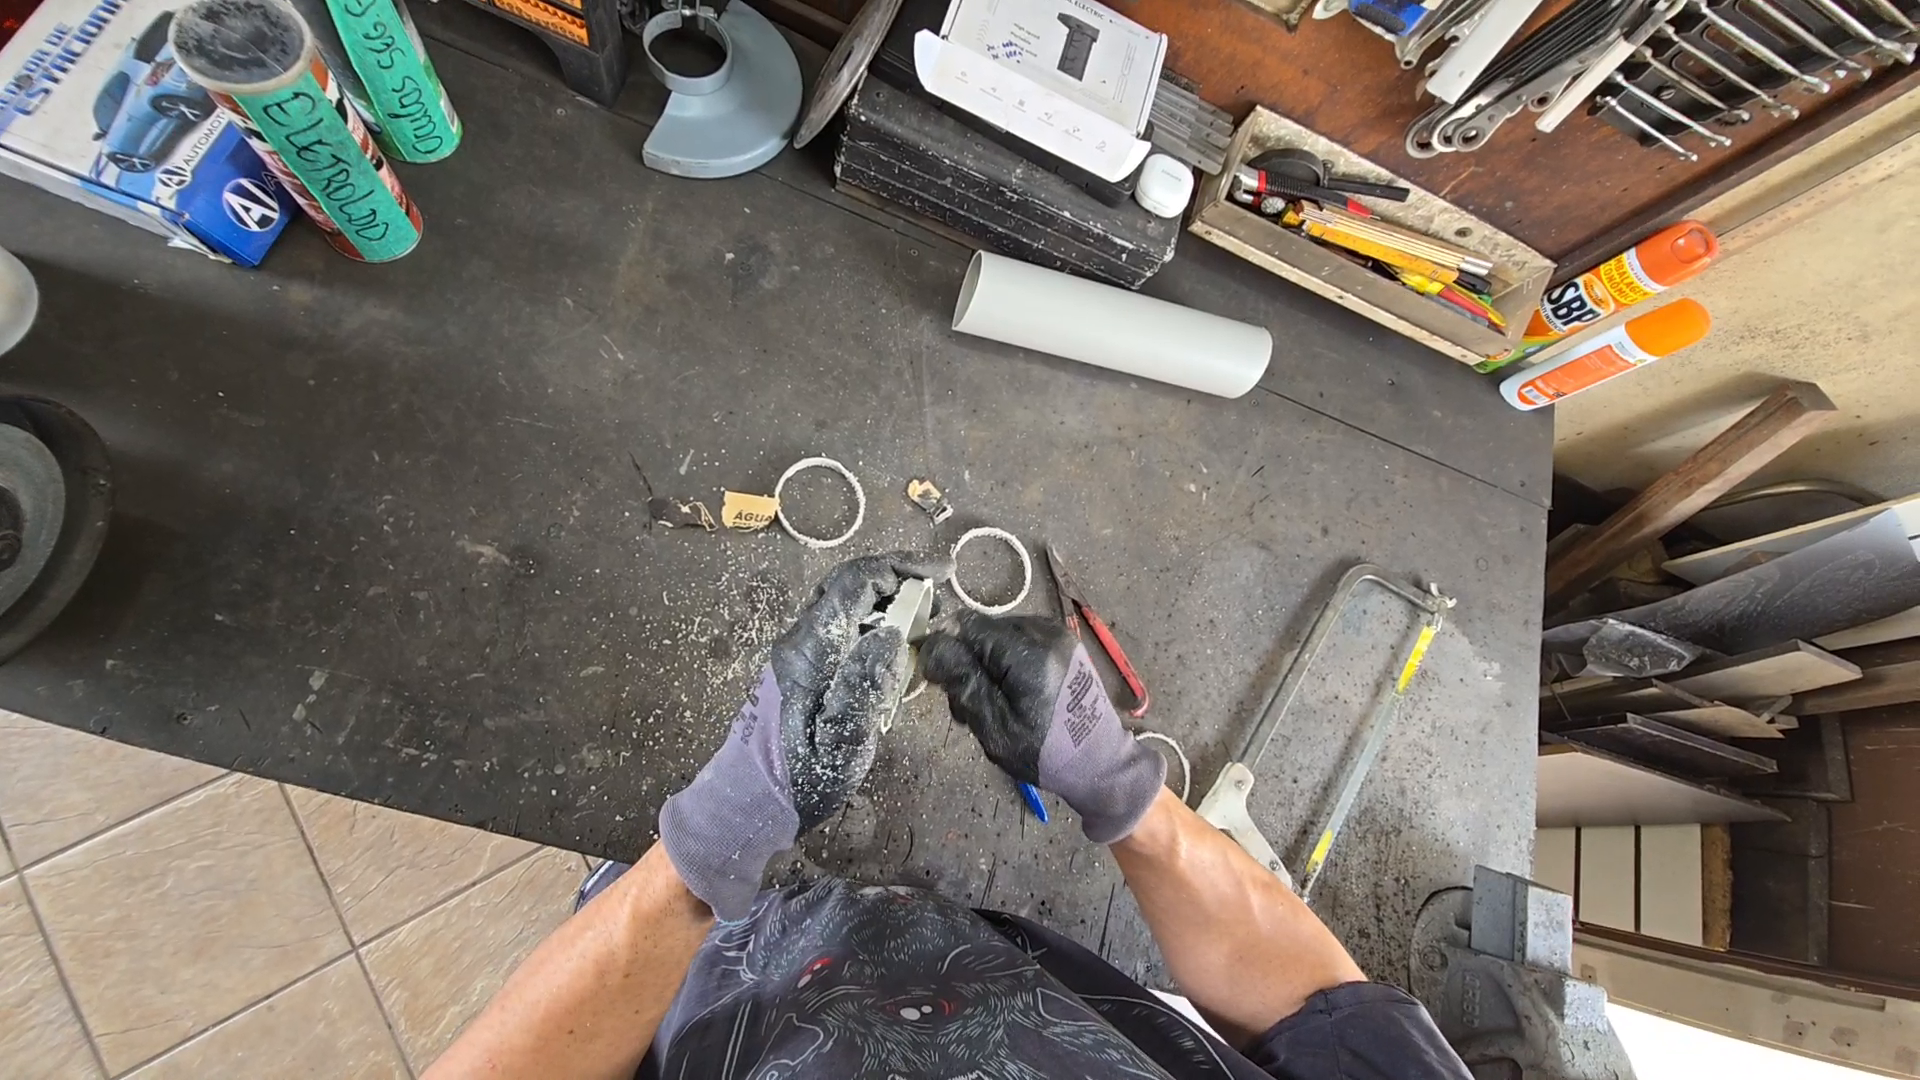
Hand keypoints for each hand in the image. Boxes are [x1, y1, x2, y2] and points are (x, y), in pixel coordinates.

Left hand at [660, 550, 952, 919]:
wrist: (747, 803)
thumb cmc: (795, 779)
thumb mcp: (840, 742)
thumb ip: (865, 685)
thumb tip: (893, 631)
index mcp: (811, 650)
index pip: (855, 582)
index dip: (901, 567)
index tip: (943, 572)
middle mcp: (801, 639)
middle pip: (849, 583)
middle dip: (898, 578)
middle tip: (938, 598)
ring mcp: (799, 651)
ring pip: (846, 604)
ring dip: (888, 600)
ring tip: (926, 621)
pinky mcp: (802, 666)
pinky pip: (843, 627)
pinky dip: (875, 622)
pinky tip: (897, 650)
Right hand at [922, 612, 1164, 842]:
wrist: (1102, 762)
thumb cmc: (1046, 753)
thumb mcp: (995, 726)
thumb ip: (963, 681)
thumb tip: (933, 644)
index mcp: (1028, 651)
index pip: (966, 625)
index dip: (944, 647)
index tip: (938, 680)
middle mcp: (1044, 632)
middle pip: (983, 630)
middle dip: (967, 661)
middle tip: (966, 705)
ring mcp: (1058, 634)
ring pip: (999, 635)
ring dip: (986, 663)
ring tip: (990, 703)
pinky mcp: (1064, 643)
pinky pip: (1021, 640)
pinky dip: (1008, 661)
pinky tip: (1011, 692)